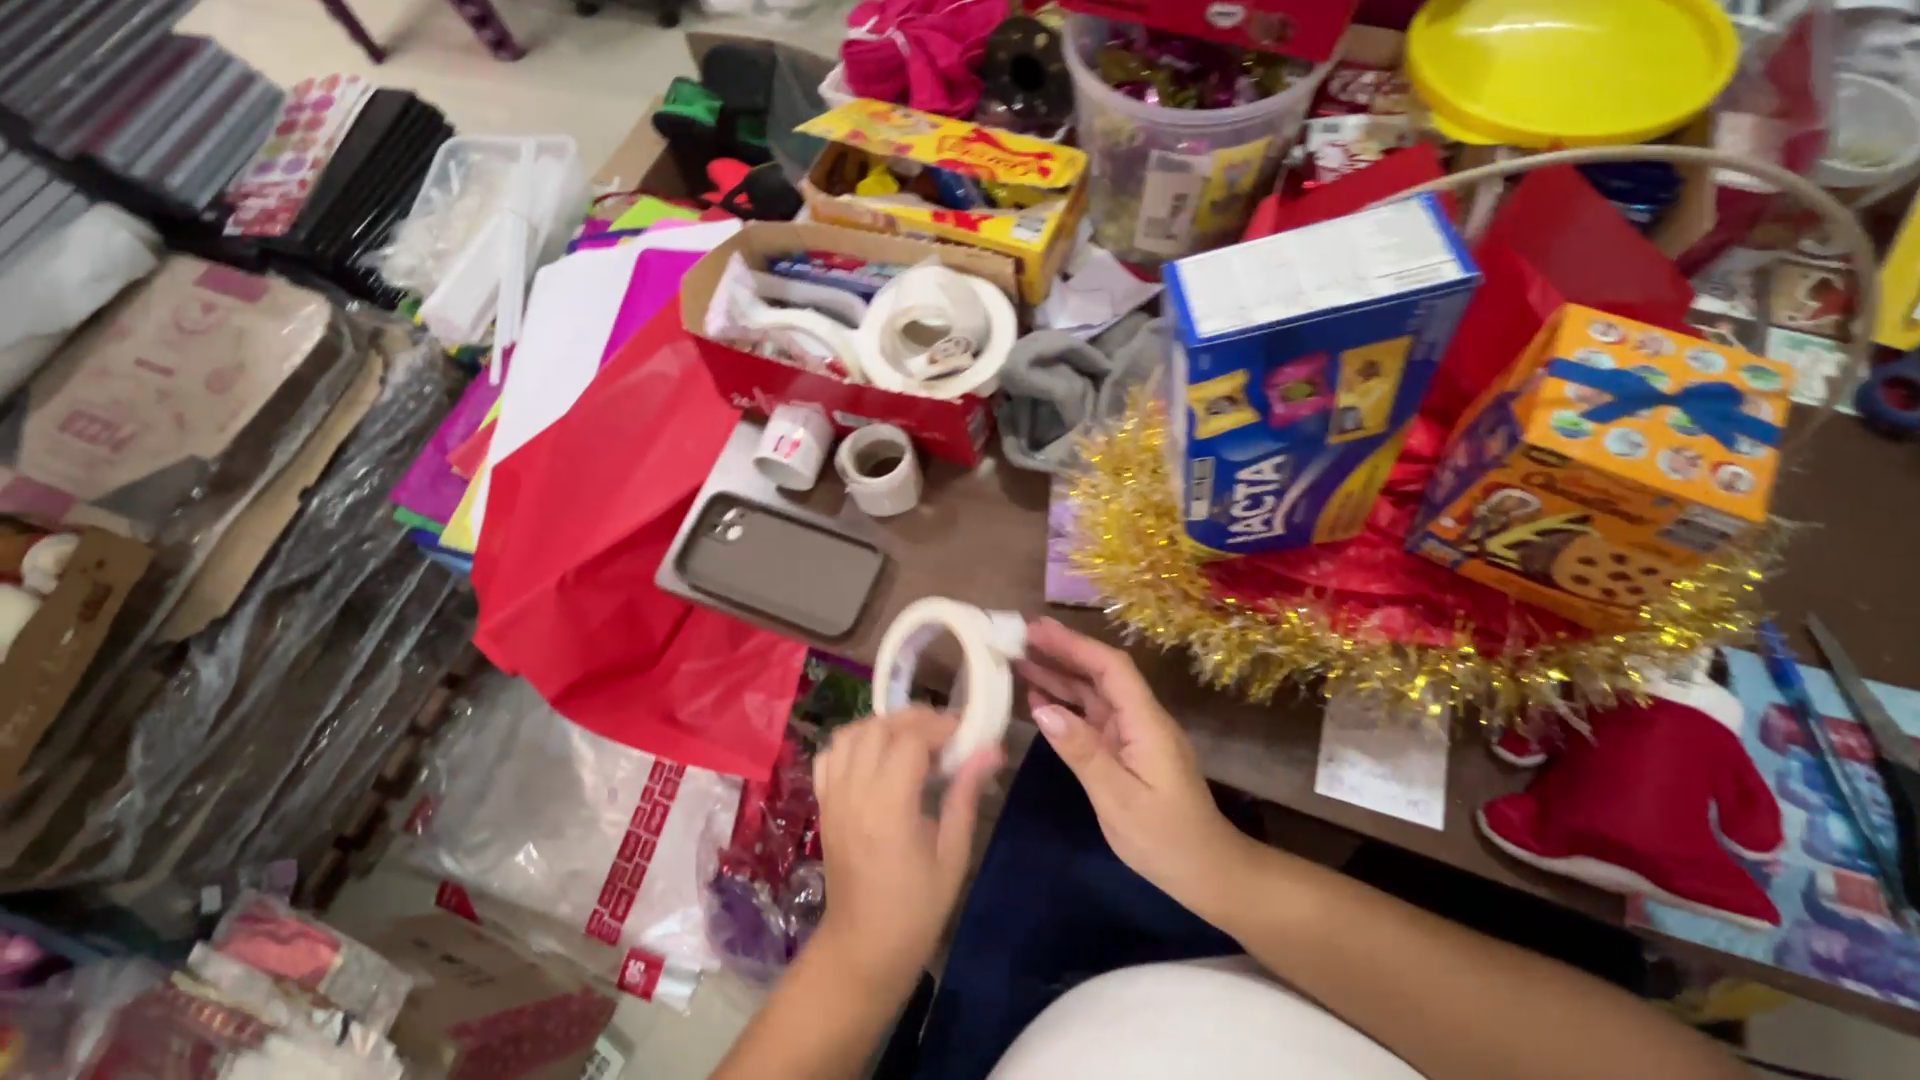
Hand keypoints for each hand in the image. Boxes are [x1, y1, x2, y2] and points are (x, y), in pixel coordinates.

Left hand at [810, 708, 1000, 992]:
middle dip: (914, 718)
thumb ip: (966, 796)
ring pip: (850, 734)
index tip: (966, 731)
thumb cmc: (916, 908)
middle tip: (944, 731)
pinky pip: (829, 755)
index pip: (909, 740)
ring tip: (912, 738)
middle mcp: (854, 794)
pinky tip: (878, 754)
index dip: (939, 726)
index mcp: (888, 808)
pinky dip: (853, 742)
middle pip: (878, 728)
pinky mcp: (823, 805)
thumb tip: (991, 750)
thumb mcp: (953, 856)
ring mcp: (832, 797)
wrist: (864, 945)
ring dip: (882, 725)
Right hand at [1017, 618, 1254, 915]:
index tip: (1036, 629)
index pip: (1110, 668)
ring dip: (1060, 676)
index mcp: (1146, 723)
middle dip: (1062, 652)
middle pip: (1100, 674)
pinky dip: (1066, 705)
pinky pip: (1093, 718)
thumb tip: (1043, 710)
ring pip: (1094, 694)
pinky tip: (1039, 701)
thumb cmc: (1165, 838)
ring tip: (1019, 661)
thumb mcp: (1119, 799)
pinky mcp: (1126, 752)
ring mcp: (1134, 735)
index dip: (1074, 645)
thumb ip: (1083, 752)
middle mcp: (1141, 719)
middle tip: (1018, 637)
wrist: (1205, 871)